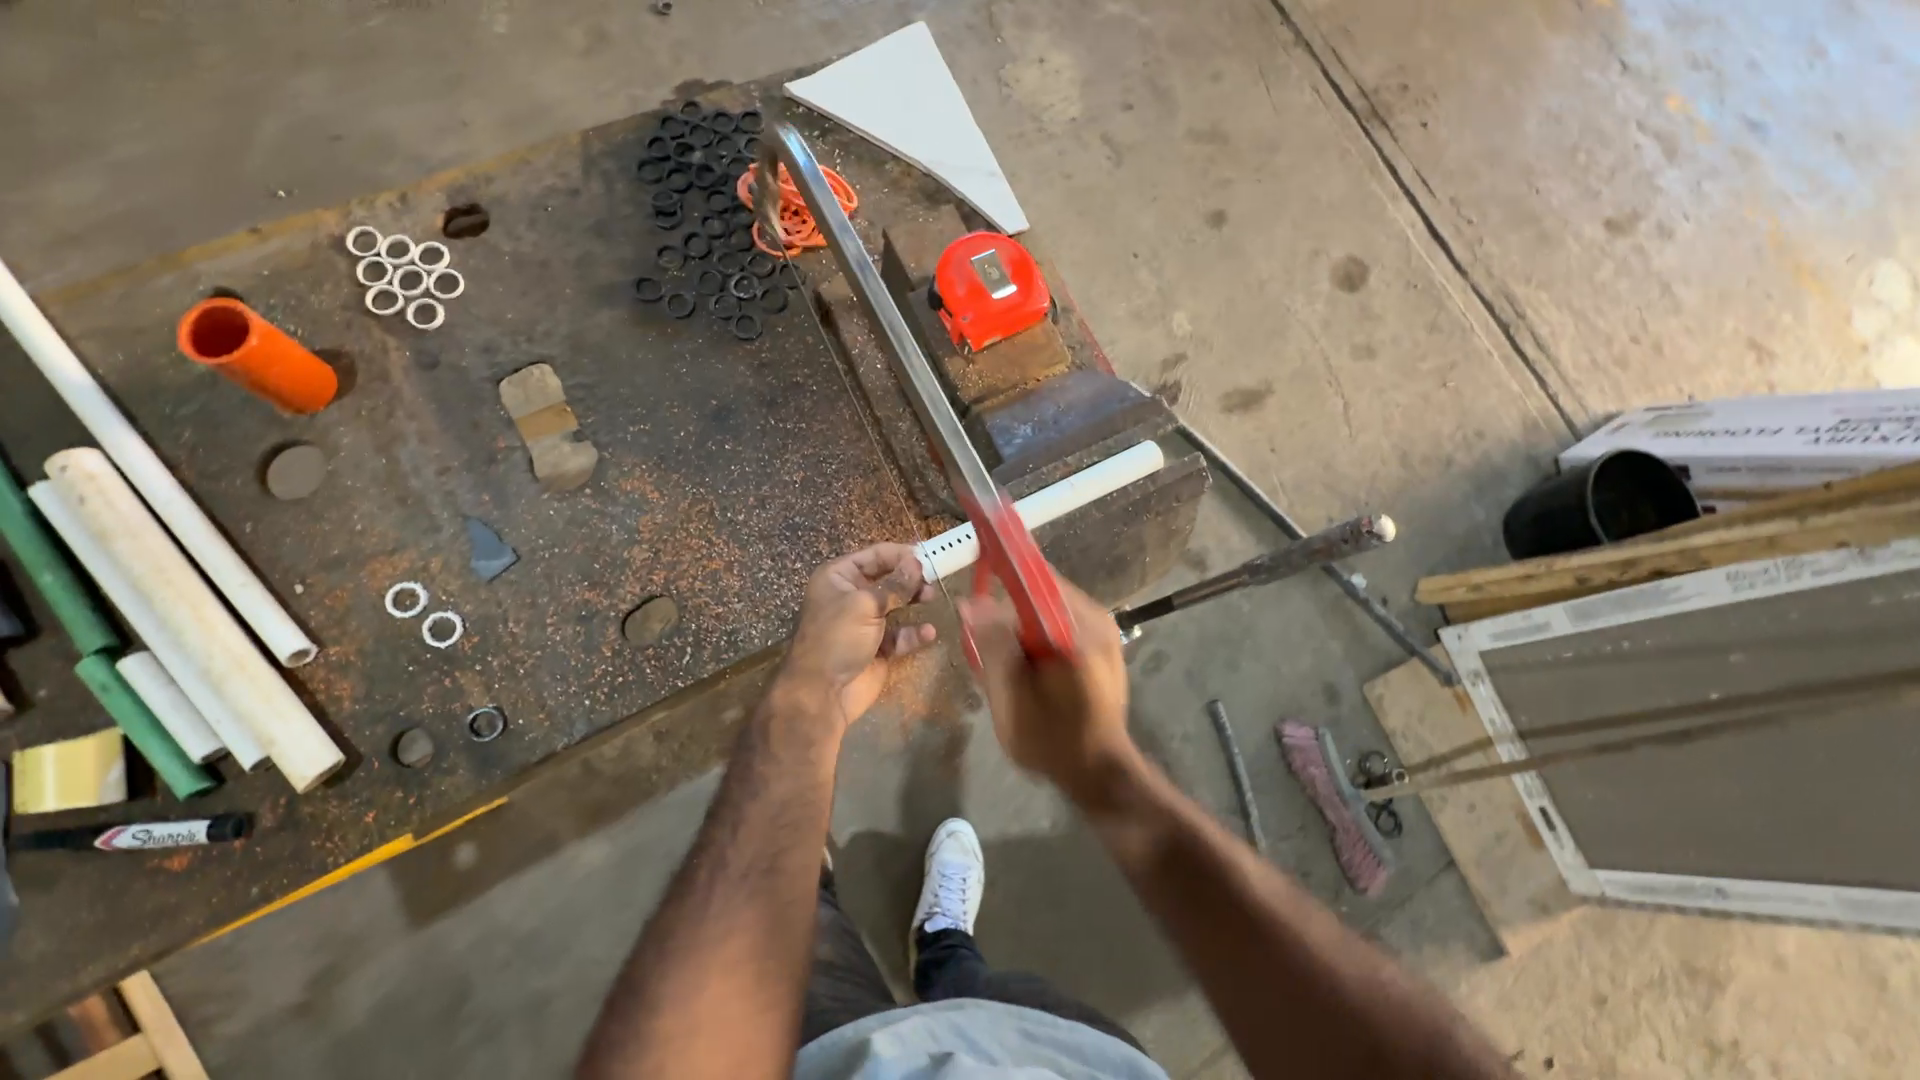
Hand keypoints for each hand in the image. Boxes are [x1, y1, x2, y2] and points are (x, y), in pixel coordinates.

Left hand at [782, 543, 937, 722]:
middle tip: (933, 579)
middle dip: (911, 578)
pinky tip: (928, 634)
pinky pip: (900, 634)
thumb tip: (917, 563)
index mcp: (838, 577)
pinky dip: (913, 633)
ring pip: (897, 605)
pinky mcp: (878, 647)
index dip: (901, 554)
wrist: (822, 692)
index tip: (929, 556)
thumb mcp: (865, 604)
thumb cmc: (837, 638)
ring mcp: (865, 622)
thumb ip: (895, 584)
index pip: (874, 555)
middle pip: (888, 579)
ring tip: (931, 599)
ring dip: (915, 601)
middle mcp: (851, 596)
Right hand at [958, 571, 1135, 803]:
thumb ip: (992, 645)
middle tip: (985, 655)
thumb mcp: (1011, 696)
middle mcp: (1096, 620)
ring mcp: (1102, 635)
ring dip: (1020, 636)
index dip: (1001, 577)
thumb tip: (971, 603)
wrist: (1099, 775)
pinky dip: (1036, 645)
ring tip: (1005, 673)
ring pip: (1045, 615)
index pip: (1034, 578)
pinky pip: (1058, 631)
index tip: (975, 593)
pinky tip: (1025, 677)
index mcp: (1079, 626)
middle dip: (1007, 620)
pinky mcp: (1100, 650)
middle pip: (1038, 597)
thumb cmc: (1054, 740)